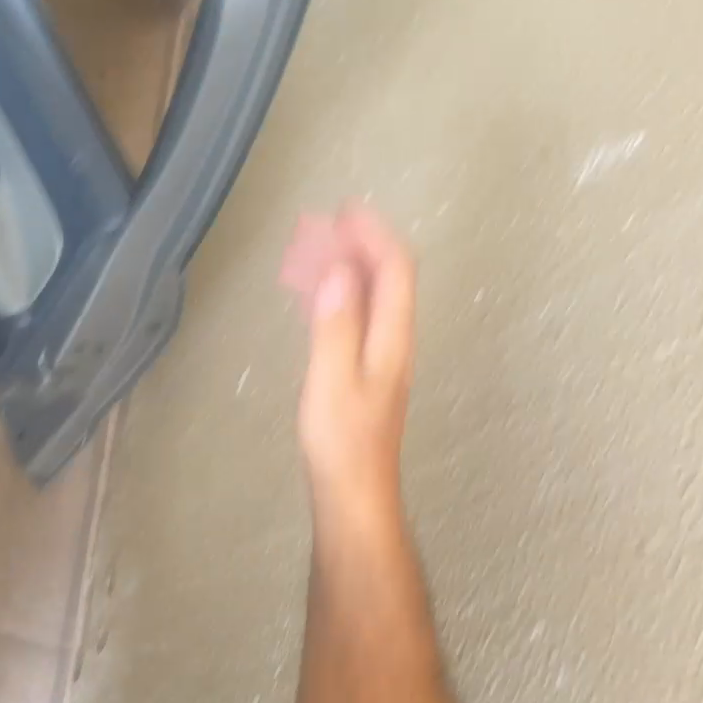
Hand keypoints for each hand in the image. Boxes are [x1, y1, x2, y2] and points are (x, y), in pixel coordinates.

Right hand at [280, 203, 416, 525]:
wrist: (353, 492)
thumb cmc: (341, 441)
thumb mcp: (332, 381)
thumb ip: (336, 326)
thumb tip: (340, 272)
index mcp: (390, 339)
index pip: (392, 272)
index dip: (372, 236)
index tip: (345, 210)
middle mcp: (391, 342)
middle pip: (382, 280)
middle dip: (354, 246)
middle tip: (318, 227)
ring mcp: (378, 359)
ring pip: (367, 299)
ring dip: (343, 270)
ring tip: (310, 253)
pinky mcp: (361, 374)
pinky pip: (353, 320)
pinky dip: (335, 299)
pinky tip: (317, 300)